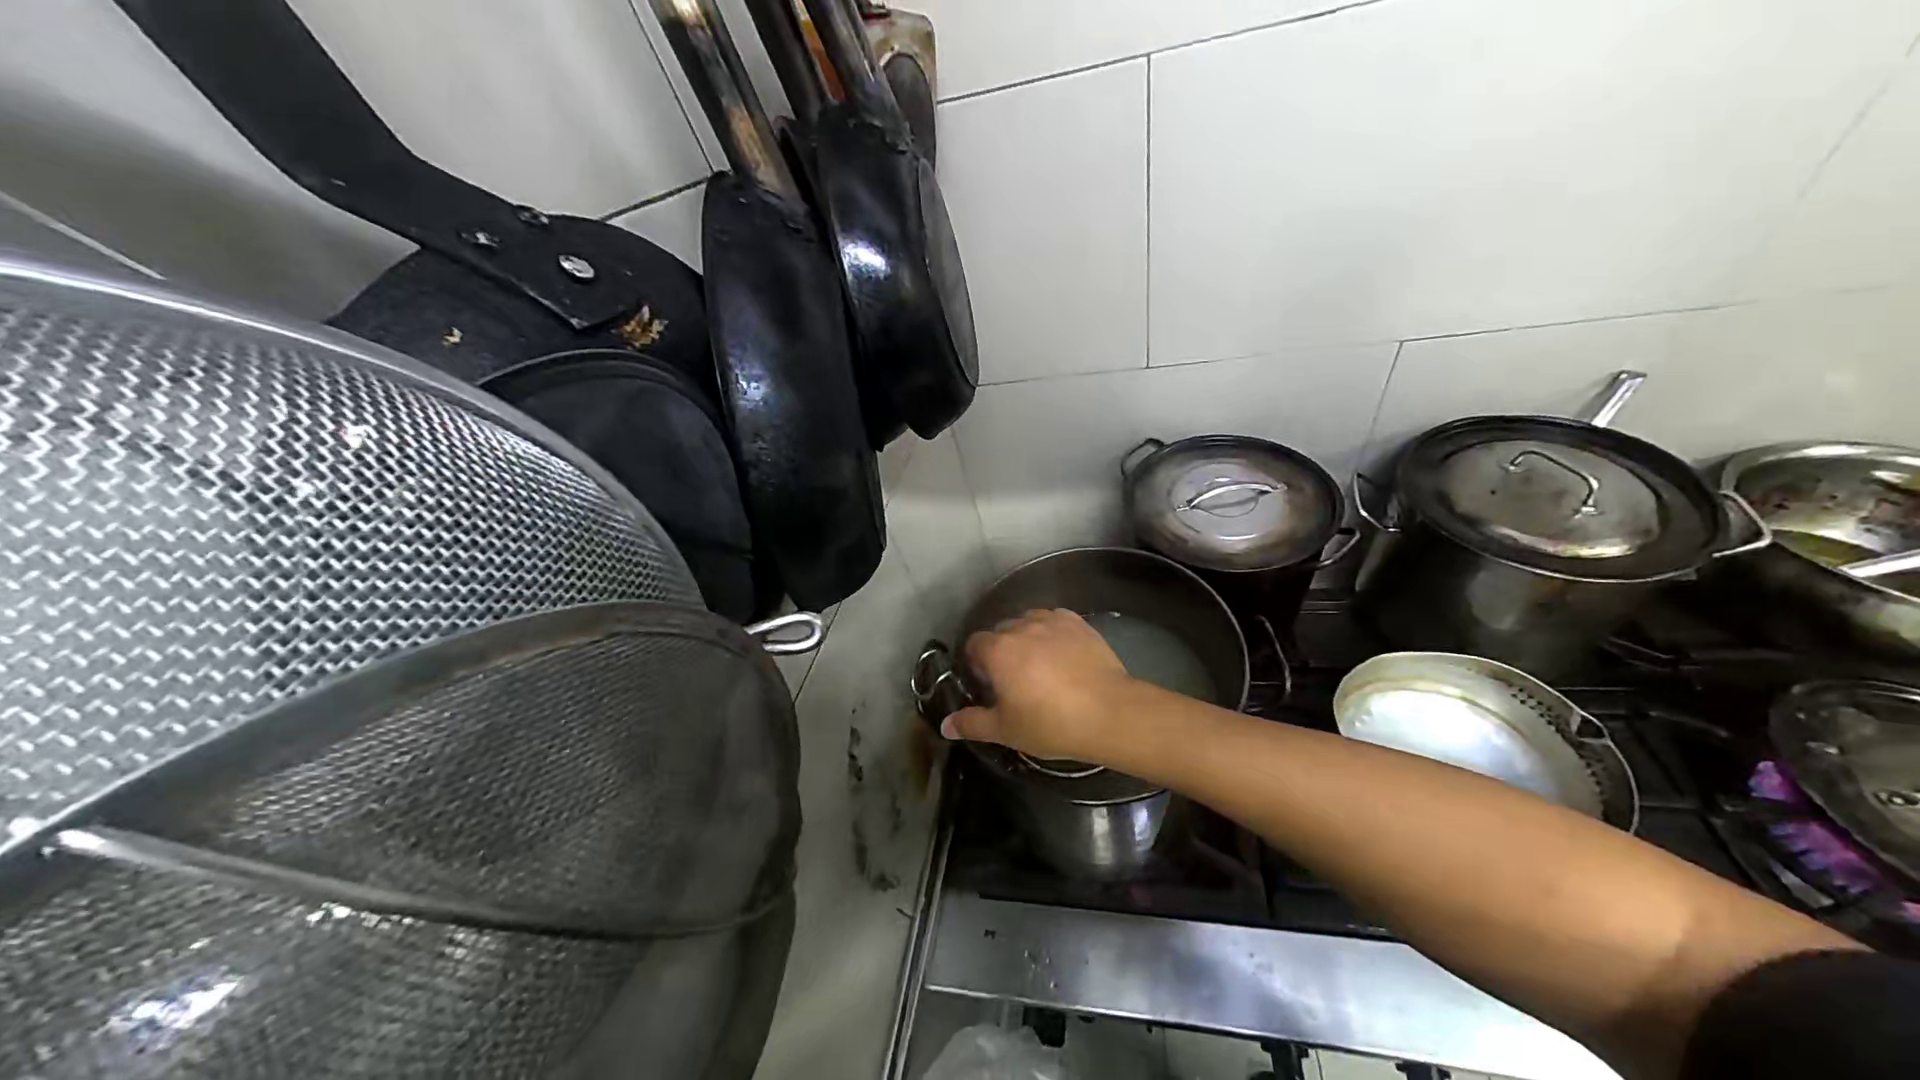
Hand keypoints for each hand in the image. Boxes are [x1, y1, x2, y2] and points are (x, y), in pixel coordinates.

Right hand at [940, 608, 1137, 762]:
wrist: (1110, 712)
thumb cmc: (1052, 723)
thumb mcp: (1006, 731)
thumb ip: (972, 724)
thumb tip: (946, 725)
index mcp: (998, 650)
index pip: (974, 644)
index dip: (977, 662)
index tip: (988, 684)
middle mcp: (1022, 627)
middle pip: (1001, 631)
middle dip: (1001, 649)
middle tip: (1014, 679)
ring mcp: (1053, 621)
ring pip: (1029, 621)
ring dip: (1027, 637)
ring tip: (1039, 664)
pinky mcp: (1079, 623)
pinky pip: (1056, 620)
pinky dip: (1053, 632)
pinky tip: (1063, 653)